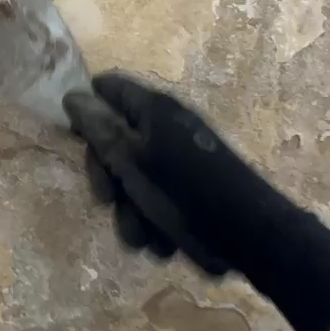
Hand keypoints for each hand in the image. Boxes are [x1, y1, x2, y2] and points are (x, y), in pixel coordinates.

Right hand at [65, 71, 329, 330]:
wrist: (257, 242)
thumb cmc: (186, 195)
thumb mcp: (132, 160)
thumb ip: (100, 128)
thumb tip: (72, 95)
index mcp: (153, 108)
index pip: (106, 87)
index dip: (87, 111)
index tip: (77, 142)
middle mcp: (167, 125)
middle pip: (116, 136)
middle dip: (107, 175)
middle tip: (105, 202)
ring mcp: (182, 156)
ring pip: (135, 175)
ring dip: (130, 208)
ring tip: (142, 238)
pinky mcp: (194, 187)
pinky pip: (158, 196)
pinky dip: (154, 219)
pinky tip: (163, 243)